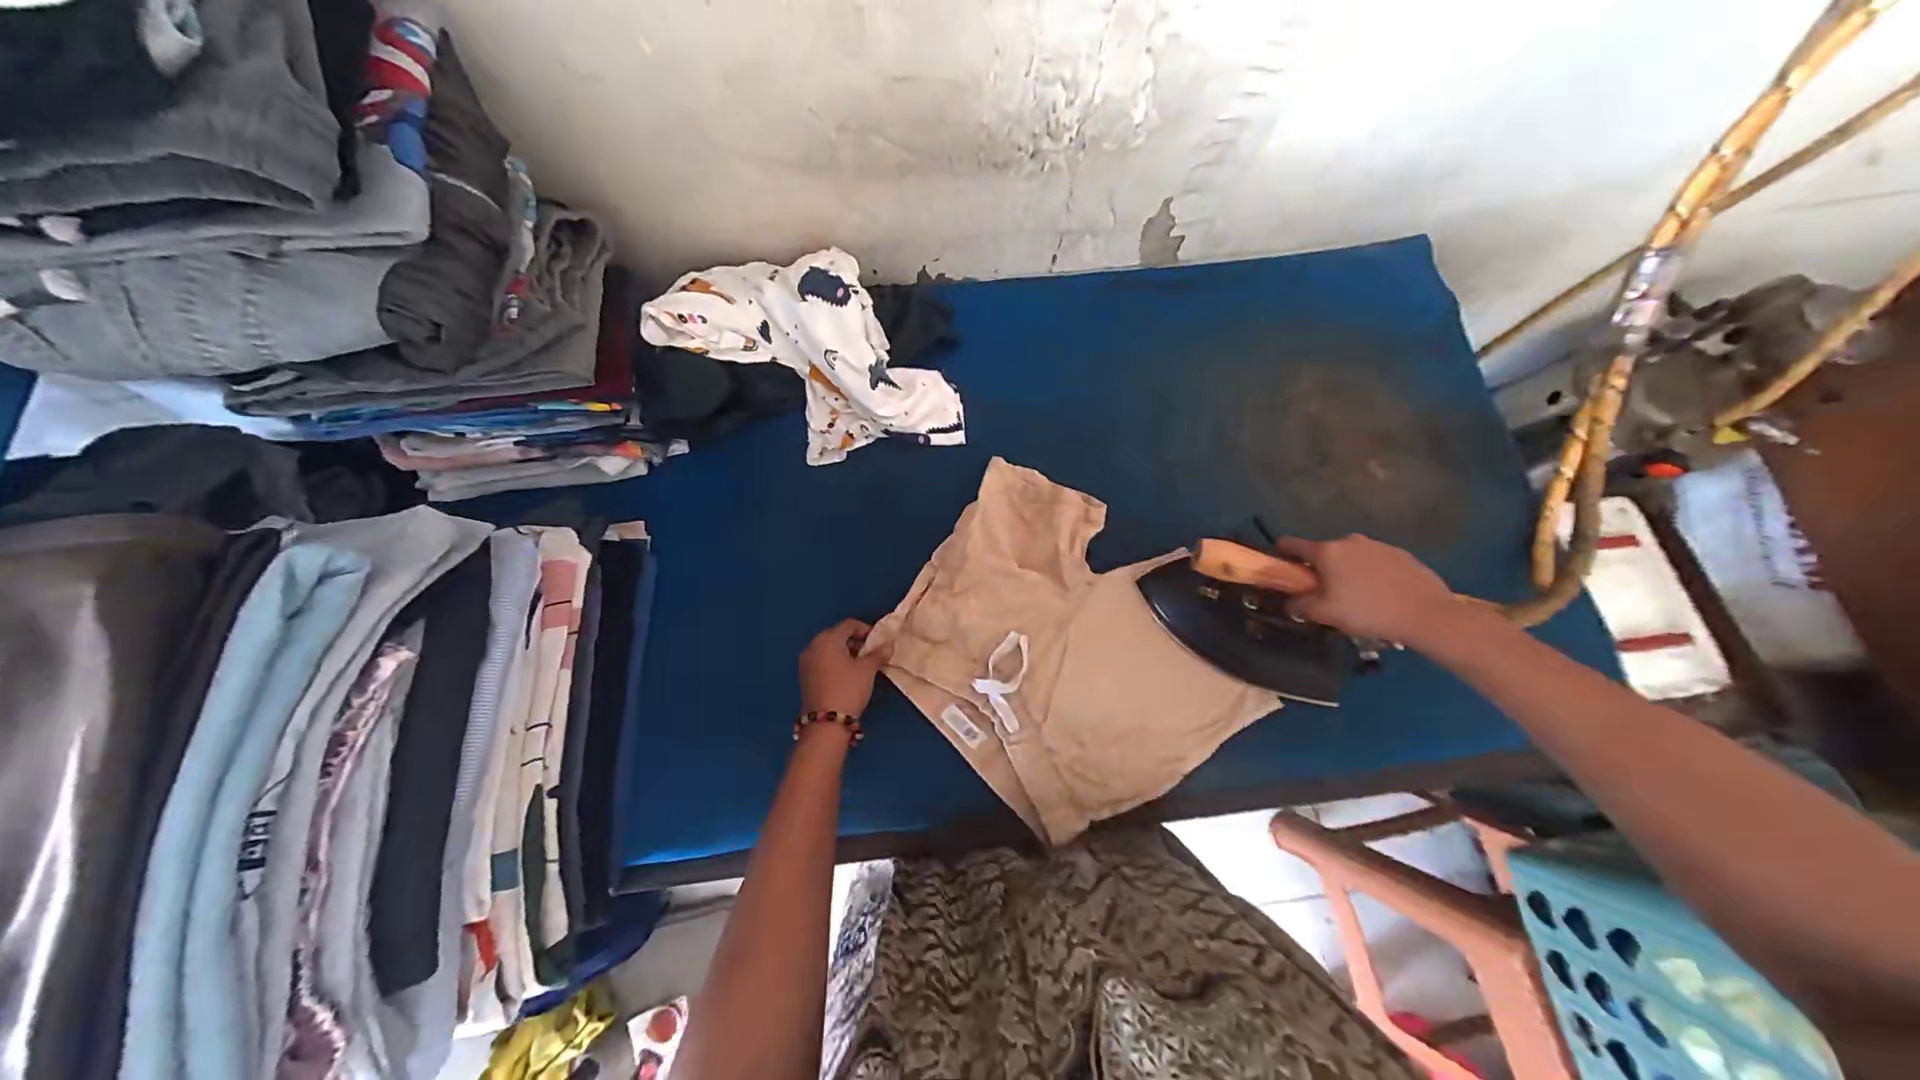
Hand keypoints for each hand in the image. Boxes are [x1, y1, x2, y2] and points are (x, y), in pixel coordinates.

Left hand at [799, 619, 889, 717]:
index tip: (878, 641)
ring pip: (828, 647)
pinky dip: (834, 660)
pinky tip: (846, 673)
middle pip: (836, 634)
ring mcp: (805, 661)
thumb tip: (888, 644)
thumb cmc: (848, 690)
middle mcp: (813, 646)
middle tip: (870, 652)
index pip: (848, 624)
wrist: (825, 724)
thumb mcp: (867, 670)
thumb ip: (878, 654)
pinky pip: (821, 659)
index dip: (865, 629)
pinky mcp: (804, 675)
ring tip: (860, 663)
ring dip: (844, 651)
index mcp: (827, 639)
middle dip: (854, 640)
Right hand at [1275, 534, 1460, 644]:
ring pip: (1351, 557)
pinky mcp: (1401, 554)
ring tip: (1357, 597)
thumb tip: (1289, 602)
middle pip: (1323, 552)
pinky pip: (1374, 561)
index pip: (1291, 544)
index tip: (1281, 567)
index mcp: (1326, 551)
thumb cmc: (1367, 611)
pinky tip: (1380, 594)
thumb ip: (1299, 605)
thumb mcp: (1324, 614)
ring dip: (1347, 571)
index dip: (1281, 554)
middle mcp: (1349, 541)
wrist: (1426, 614)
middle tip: (1325, 594)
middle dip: (1320, 569)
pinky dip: (1370, 573)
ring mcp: (1378, 545)